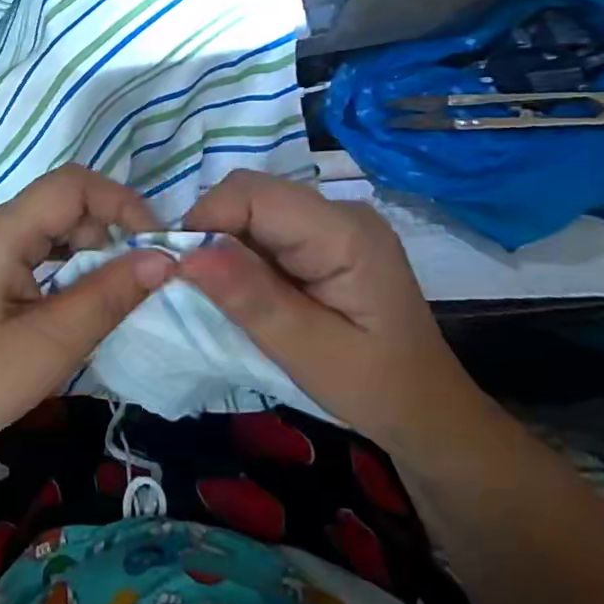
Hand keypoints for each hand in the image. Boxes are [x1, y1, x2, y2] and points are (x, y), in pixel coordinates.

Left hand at [0, 165, 176, 539]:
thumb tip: (166, 258)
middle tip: (144, 275)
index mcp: (0, 232)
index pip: (72, 186)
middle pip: (64, 200)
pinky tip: (87, 295)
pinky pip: (41, 248)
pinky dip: (72, 263)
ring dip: (94, 248)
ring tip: (119, 290)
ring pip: (55, 223)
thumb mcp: (54, 341)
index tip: (158, 246)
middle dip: (111, 227)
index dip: (122, 204)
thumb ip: (111, 294)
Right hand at [176, 171, 489, 450]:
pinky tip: (240, 286)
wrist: (425, 409)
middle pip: (249, 193)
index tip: (178, 267)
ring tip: (215, 289)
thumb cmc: (374, 387)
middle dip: (208, 230)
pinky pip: (260, 225)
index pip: (252, 194)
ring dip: (219, 242)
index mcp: (345, 233)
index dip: (205, 219)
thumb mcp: (307, 352)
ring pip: (248, 206)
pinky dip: (235, 250)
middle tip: (192, 283)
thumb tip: (186, 255)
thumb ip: (251, 299)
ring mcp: (330, 221)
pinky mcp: (319, 236)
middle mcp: (339, 212)